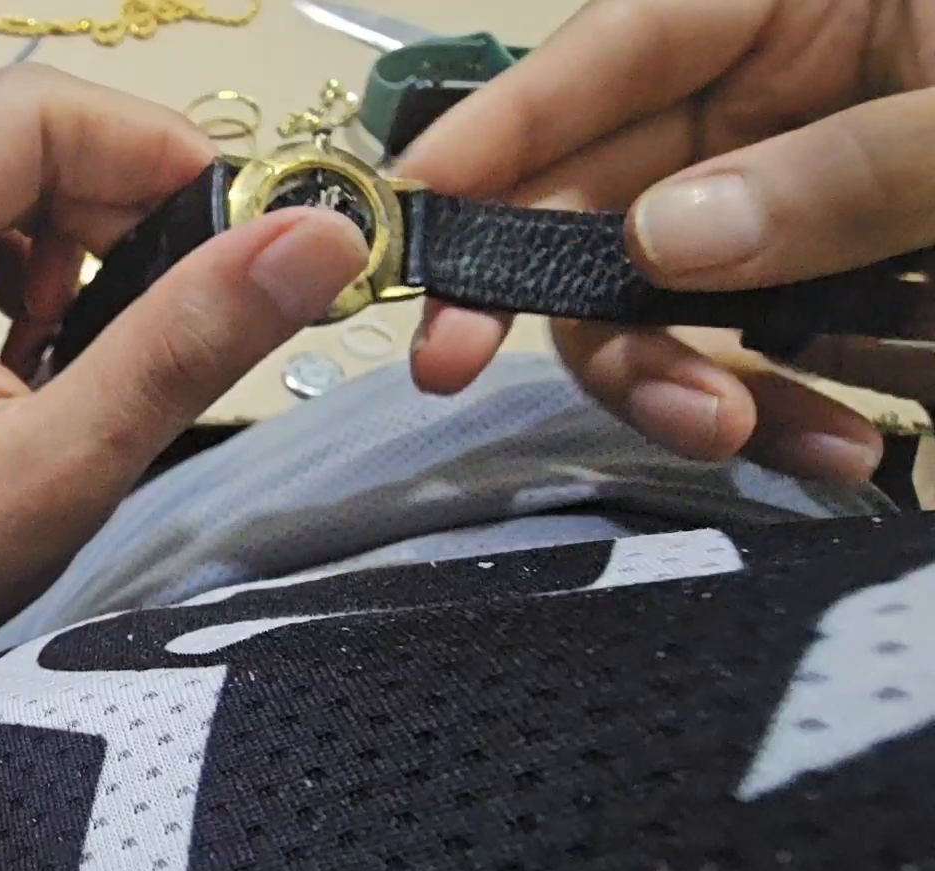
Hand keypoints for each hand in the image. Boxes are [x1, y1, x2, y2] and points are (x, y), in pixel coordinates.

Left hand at [0, 65, 367, 727]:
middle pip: (20, 142)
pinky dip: (48, 275)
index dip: (150, 153)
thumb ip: (182, 346)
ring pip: (11, 185)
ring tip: (108, 339)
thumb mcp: (61, 467)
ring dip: (88, 242)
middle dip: (124, 201)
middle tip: (185, 294)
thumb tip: (315, 238)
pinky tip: (55, 348)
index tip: (232, 233)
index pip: (30, 117)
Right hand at [400, 0, 934, 483]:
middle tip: (448, 372)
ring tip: (736, 437)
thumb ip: (852, 162)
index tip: (399, 225)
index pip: (586, 69)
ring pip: (632, 298)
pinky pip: (720, 345)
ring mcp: (765, 198)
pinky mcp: (801, 276)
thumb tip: (668, 244)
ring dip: (656, 379)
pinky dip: (750, 404)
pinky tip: (816, 444)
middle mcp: (750, 101)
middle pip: (573, 205)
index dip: (478, 145)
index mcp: (785, 1)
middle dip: (521, 299)